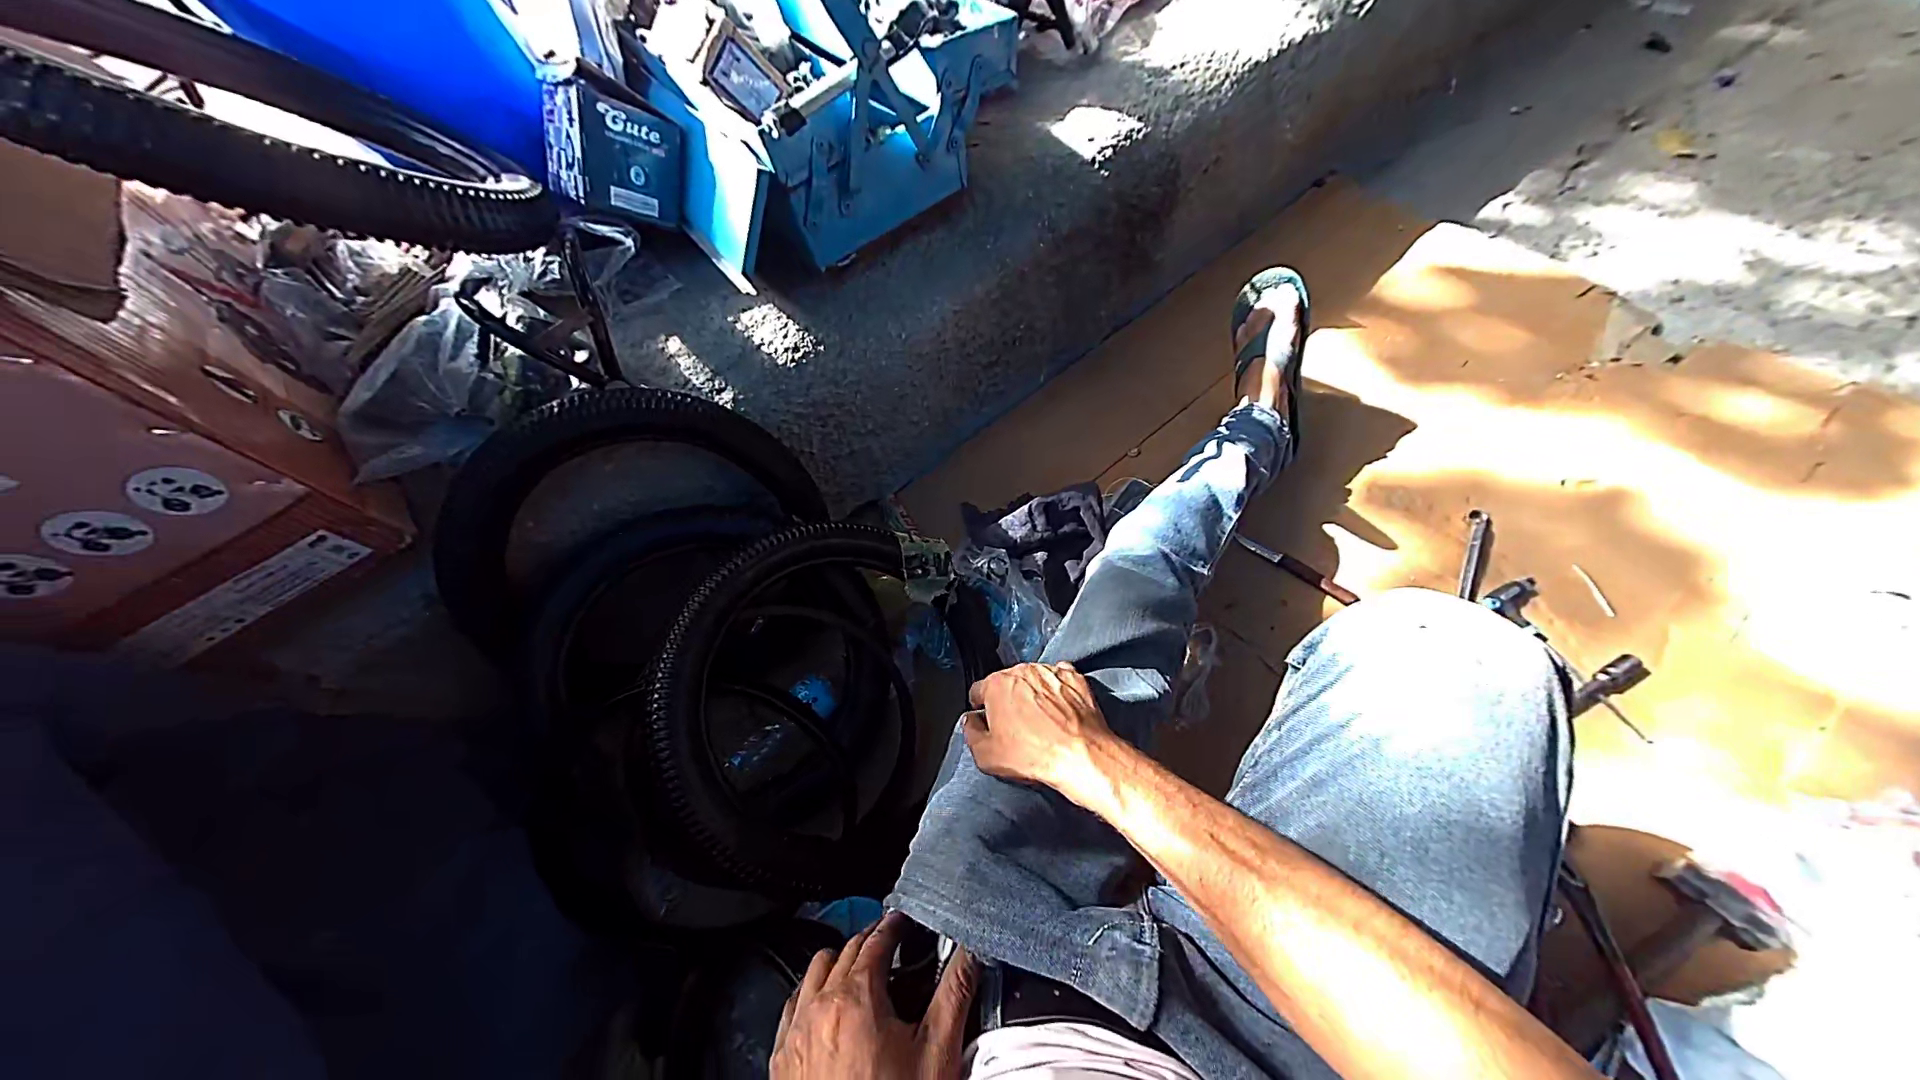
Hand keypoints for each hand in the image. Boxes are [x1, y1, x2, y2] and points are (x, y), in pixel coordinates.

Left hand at [771, 912, 978, 1079]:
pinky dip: (810, 994)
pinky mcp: (781, 1061)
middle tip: (890, 945)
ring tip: (860, 972)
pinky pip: (792, 1006)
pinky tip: (826, 1007)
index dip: (894, 927)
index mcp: (856, 998)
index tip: (904, 923)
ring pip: (815, 971)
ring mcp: (795, 1034)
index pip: (876, 941)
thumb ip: (954, 994)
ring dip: (839, 963)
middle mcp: (819, 1007)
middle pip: (846, 950)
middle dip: (871, 941)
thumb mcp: (935, 1053)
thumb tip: (969, 955)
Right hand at [963, 662, 1114, 796]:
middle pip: (1007, 683)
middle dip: (1008, 701)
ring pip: (1033, 680)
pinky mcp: (1074, 678)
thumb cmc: (1036, 755)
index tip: (987, 720)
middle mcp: (1022, 671)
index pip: (978, 690)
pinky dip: (1057, 693)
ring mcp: (1050, 672)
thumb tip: (971, 724)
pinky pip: (1059, 680)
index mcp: (996, 685)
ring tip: (1041, 723)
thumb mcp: (986, 756)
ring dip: (1033, 696)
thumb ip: (971, 734)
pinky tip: (1059, 713)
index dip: (981, 708)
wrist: (1081, 756)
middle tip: (1016, 727)